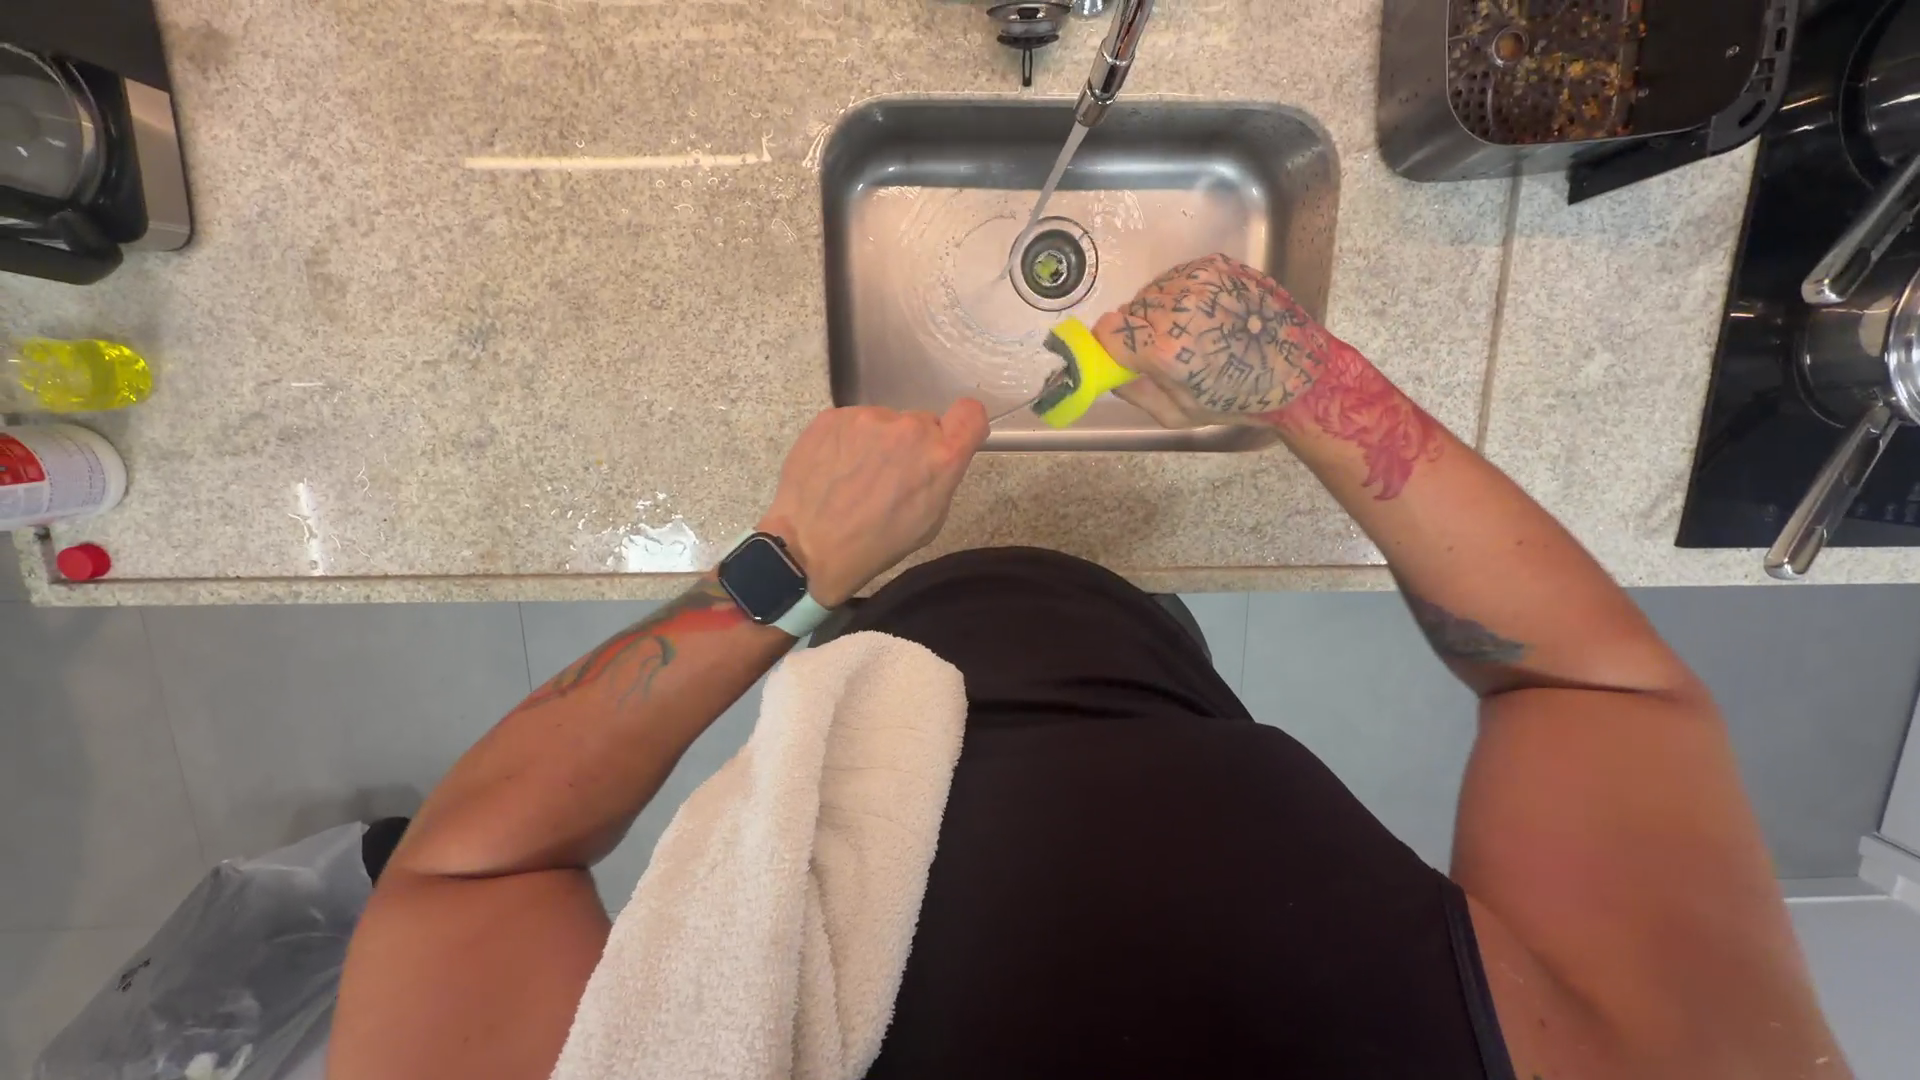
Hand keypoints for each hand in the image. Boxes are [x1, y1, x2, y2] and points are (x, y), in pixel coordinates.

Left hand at [756, 400, 988, 606]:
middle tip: (889, 476)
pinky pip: (852, 424)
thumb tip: (935, 458)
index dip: (964, 425)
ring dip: (876, 443)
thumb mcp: (929, 521)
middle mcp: (909, 429)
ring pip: (884, 423)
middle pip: (921, 424)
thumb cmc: (876, 544)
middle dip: (912, 445)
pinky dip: (847, 442)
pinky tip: (835, 469)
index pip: (971, 413)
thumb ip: (941, 477)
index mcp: (941, 457)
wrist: (810, 547)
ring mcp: (868, 418)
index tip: (951, 437)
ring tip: (855, 478)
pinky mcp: (833, 417)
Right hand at [1091, 253, 1344, 428]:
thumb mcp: (1178, 414)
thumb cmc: (1239, 399)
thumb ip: (1134, 392)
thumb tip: (1108, 371)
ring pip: (1151, 294)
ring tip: (1192, 335)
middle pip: (1129, 311)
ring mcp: (1197, 279)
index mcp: (1164, 347)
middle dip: (1139, 332)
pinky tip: (1205, 318)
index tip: (1124, 359)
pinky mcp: (1215, 265)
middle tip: (1167, 353)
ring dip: (1160, 313)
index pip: (1106, 331)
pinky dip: (1181, 298)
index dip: (1111, 347)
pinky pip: (1176, 280)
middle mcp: (1177, 305)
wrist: (1299, 370)